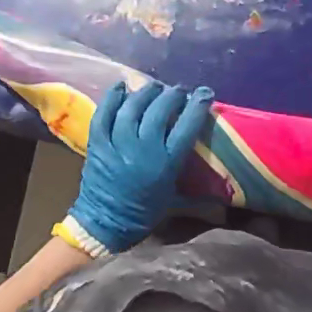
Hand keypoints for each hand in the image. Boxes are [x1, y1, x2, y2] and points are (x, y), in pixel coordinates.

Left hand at [59, 81, 216, 256]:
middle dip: (173, 95)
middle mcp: (144, 148)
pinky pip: (104, 113)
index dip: (198, 105)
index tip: (205, 94)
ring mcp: (118, 143)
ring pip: (133, 107)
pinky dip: (113, 97)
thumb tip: (213, 175)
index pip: (187, 125)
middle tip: (178, 90)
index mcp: (166, 162)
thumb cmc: (144, 212)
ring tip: (154, 87)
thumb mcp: (174, 195)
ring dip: (145, 92)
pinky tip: (121, 87)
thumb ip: (191, 178)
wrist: (106, 224)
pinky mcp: (98, 143)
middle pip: (160, 110)